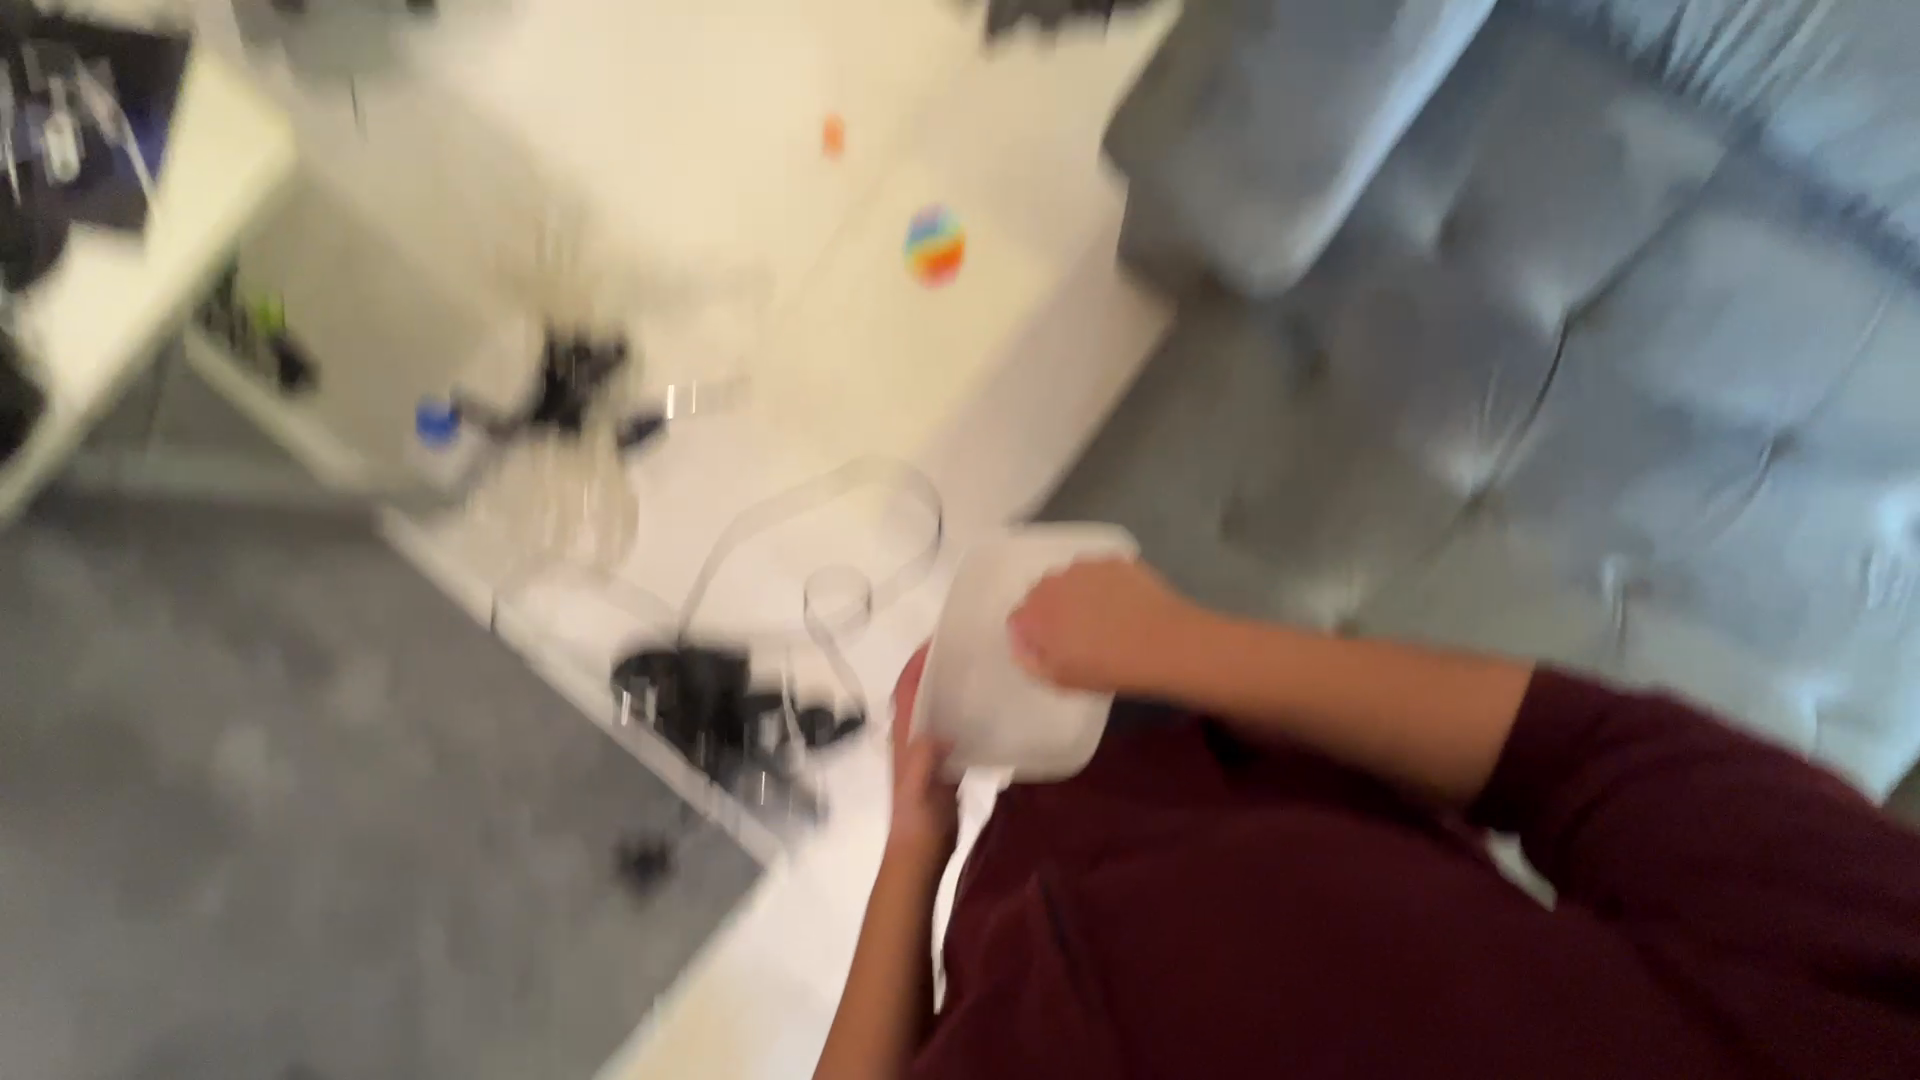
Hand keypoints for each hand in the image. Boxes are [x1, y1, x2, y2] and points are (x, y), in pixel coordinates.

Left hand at [886, 645, 958, 860]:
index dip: (916, 662)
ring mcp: (927, 749)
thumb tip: (937, 732)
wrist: (919, 852)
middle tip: (966, 647)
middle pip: (919, 691)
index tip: (937, 640)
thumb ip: (922, 759)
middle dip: (934, 666)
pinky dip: (962, 710)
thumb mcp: (917, 788)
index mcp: (902, 735)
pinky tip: (987, 708)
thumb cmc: (916, 819)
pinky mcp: (943, 762)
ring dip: (949, 686)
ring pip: (935, 706)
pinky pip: (950, 725)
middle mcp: (911, 735)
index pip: (905, 688)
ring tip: (979, 669)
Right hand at [1008, 557, 1207, 695]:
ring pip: (1070, 580)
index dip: (1033, 635)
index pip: (1018, 620)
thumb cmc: (1109, 668)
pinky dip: (1104, 585)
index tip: (1054, 649)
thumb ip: (1030, 661)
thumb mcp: (1060, 680)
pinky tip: (1124, 604)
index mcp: (1034, 613)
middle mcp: (1051, 582)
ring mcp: (1084, 566)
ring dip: (1077, 594)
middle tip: (1079, 634)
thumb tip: (1022, 644)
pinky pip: (1098, 572)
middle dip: (1053, 611)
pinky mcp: (1112, 559)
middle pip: (1042, 595)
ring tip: (1105, 617)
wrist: (1164, 642)